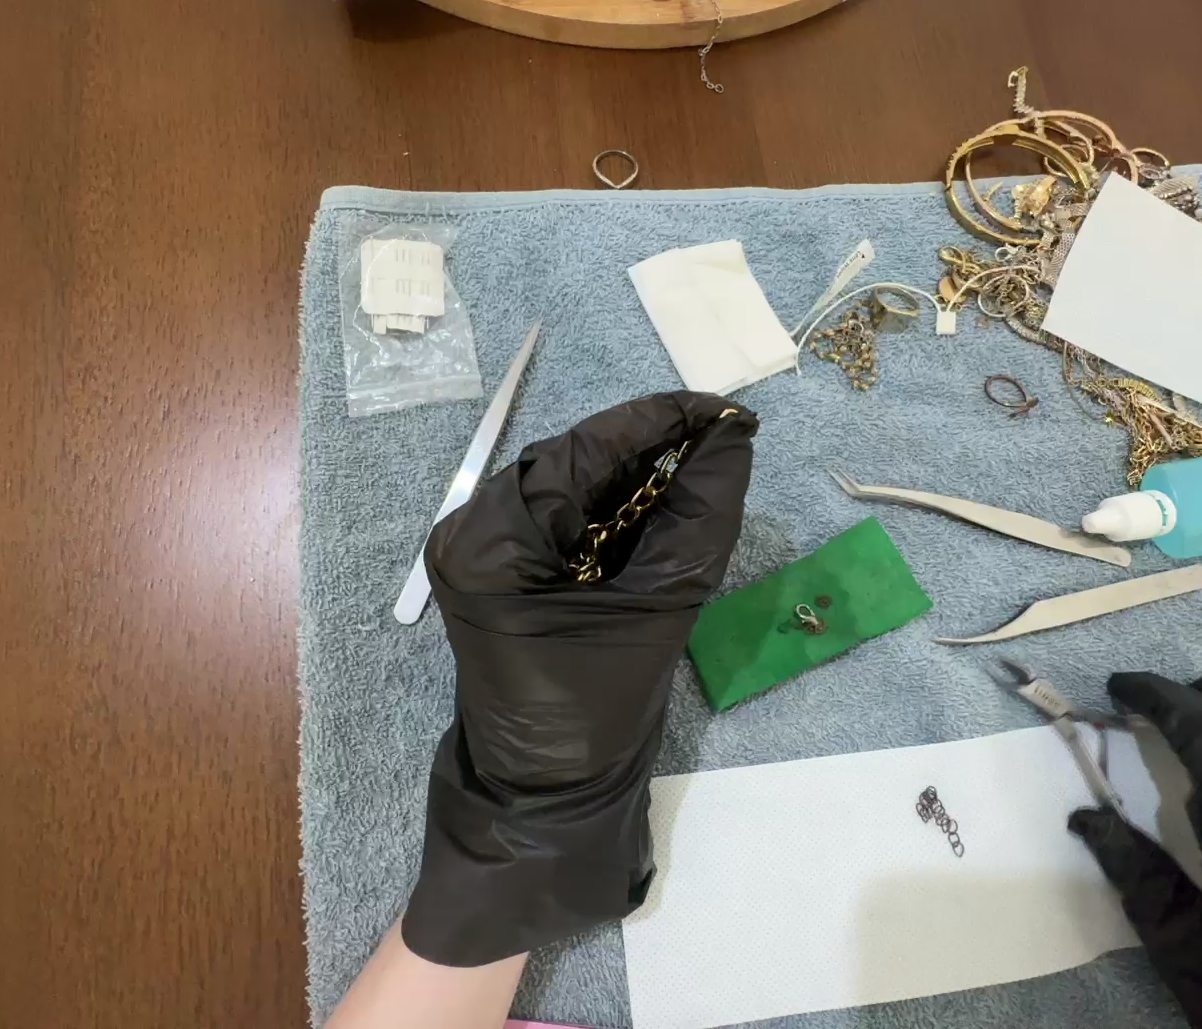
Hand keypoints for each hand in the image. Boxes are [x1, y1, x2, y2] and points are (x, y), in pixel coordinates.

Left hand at [401, 392, 756, 967]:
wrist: (550, 793)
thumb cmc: (600, 710)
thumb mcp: (662, 605)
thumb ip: (699, 516)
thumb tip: (731, 440)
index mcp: (492, 540)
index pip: (580, 450)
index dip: (655, 420)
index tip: (721, 408)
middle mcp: (470, 530)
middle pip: (570, 460)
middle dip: (647, 447)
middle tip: (718, 438)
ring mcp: (478, 547)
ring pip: (567, 484)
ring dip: (632, 475)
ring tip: (698, 465)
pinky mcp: (497, 565)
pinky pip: (561, 516)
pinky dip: (612, 507)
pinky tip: (658, 501)